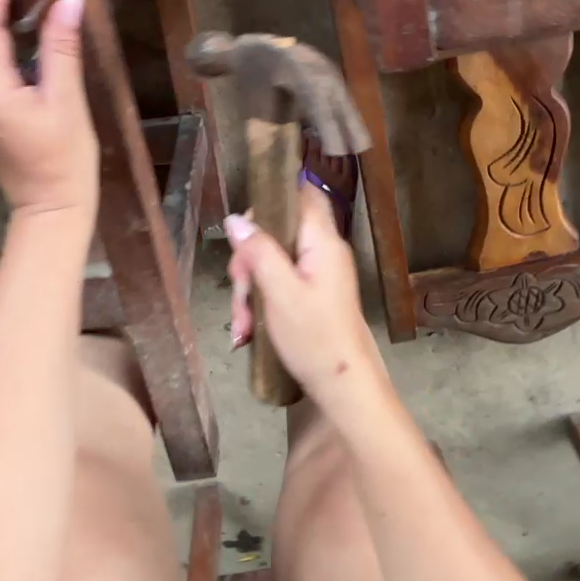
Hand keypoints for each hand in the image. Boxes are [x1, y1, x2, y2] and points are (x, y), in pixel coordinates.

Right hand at [224, 184, 389, 411]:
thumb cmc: (315, 338)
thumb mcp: (279, 293)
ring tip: (243, 323)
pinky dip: (261, 302)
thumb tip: (236, 219)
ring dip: (250, 289)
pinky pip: (278, 284)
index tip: (244, 232)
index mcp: (322, 241)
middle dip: (248, 260)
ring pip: (271, 261)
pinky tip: (249, 329)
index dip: (268, 203)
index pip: (300, 194)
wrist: (343, 386)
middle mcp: (322, 250)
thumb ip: (258, 252)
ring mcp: (317, 273)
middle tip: (239, 289)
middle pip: (276, 232)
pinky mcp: (311, 294)